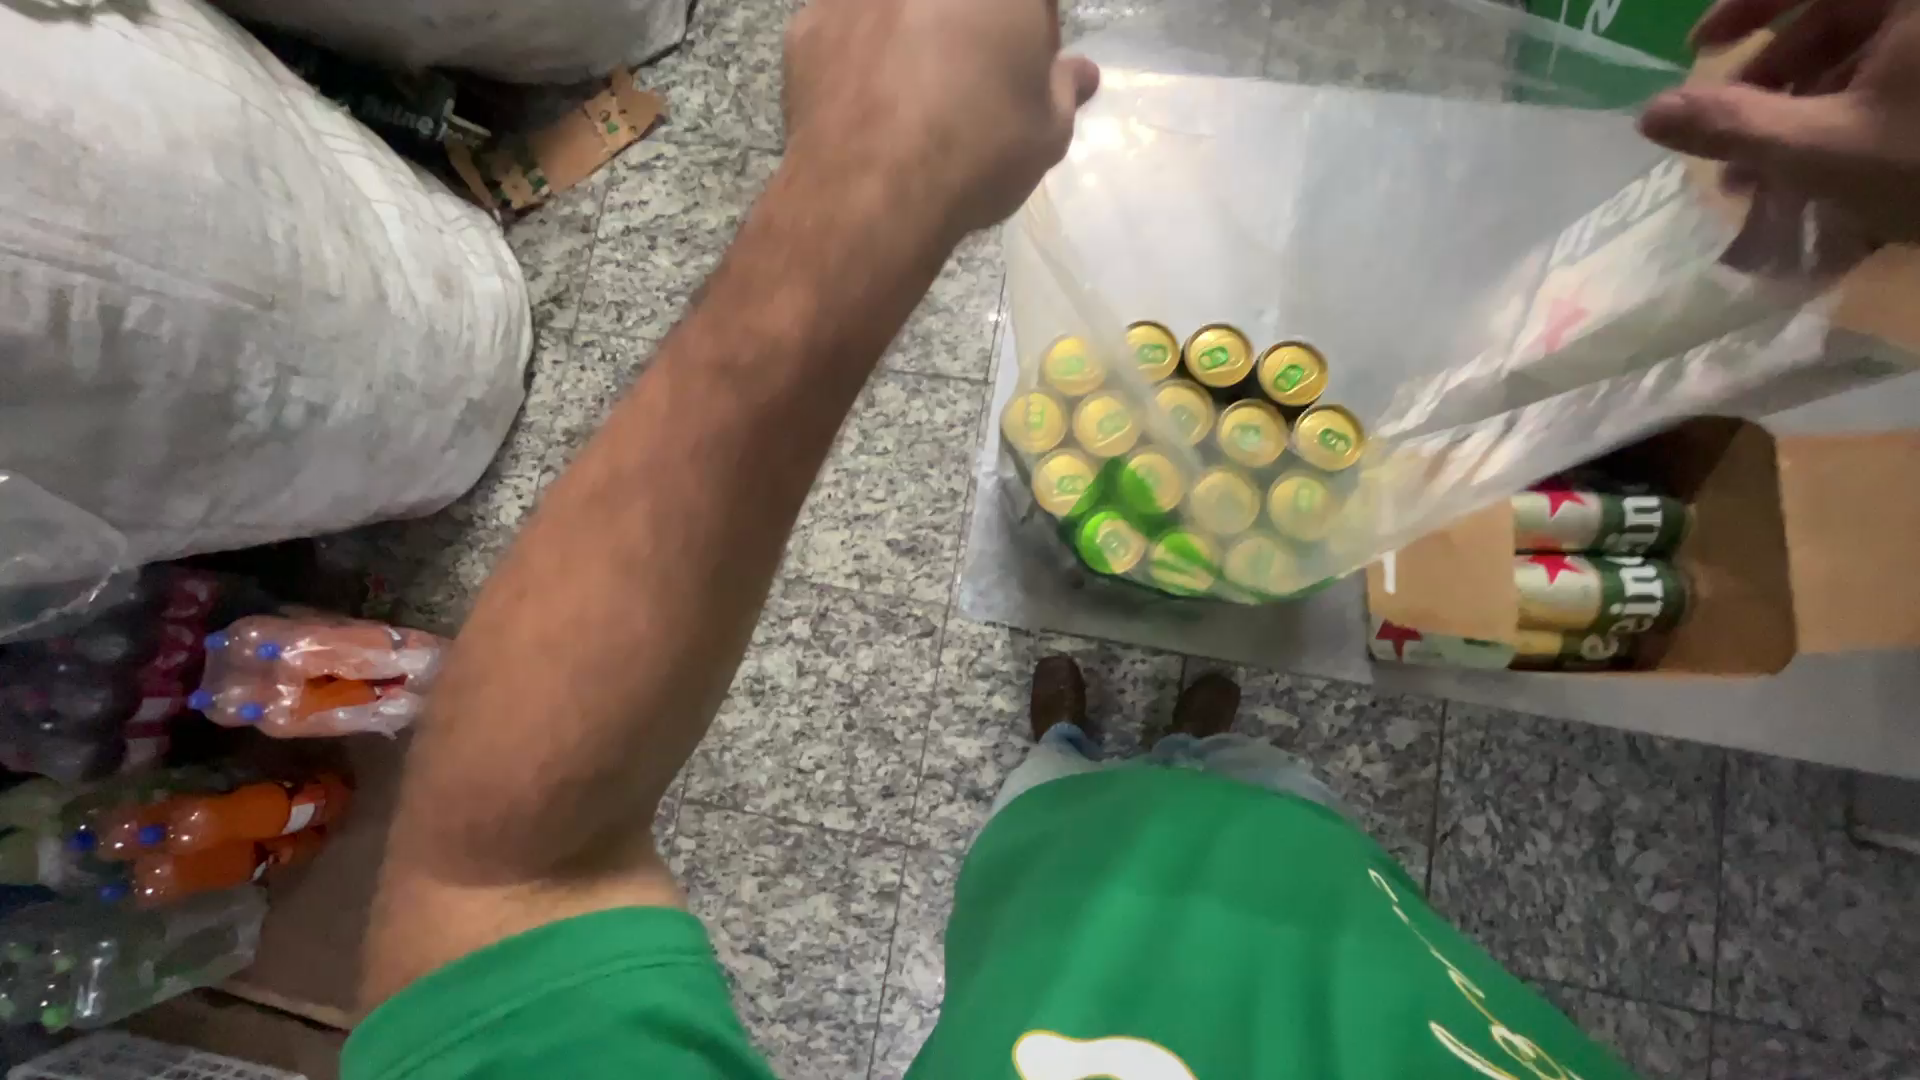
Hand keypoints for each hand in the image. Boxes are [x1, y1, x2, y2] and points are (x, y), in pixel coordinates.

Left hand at [782, 0, 1099, 238]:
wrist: (874, 191)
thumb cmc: (979, 152)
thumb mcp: (1046, 134)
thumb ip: (1062, 91)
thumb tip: (1078, 75)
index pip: (1030, 2)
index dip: (1031, 30)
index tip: (1024, 70)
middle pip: (956, 6)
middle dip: (968, 35)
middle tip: (970, 90)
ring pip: (898, 13)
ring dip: (911, 40)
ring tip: (914, 105)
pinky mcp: (809, 23)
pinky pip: (846, 35)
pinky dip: (860, 64)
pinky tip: (870, 115)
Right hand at [1637, 0, 1919, 243]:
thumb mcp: (1817, 149)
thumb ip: (1728, 124)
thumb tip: (1650, 112)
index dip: (1747, 3)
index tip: (1699, 49)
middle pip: (1842, 10)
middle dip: (1774, 73)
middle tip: (1730, 129)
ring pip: (1873, 41)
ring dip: (1808, 100)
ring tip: (1767, 166)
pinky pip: (1906, 67)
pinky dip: (1857, 105)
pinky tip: (1825, 156)